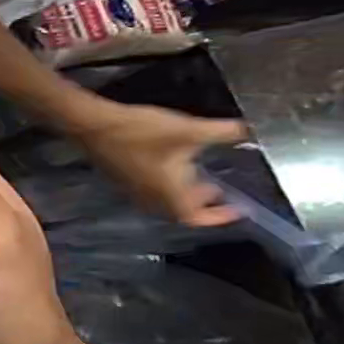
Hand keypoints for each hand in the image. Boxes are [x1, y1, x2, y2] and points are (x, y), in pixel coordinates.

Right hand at [77, 104, 247, 226]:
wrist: (91, 125)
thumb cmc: (140, 132)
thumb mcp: (189, 130)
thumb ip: (224, 133)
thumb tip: (252, 131)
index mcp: (169, 192)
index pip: (196, 217)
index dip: (218, 217)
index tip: (237, 209)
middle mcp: (149, 196)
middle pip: (178, 212)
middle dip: (199, 204)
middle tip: (216, 190)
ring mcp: (131, 188)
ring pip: (161, 202)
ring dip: (180, 195)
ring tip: (193, 176)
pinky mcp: (118, 178)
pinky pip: (147, 191)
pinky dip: (163, 186)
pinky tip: (167, 165)